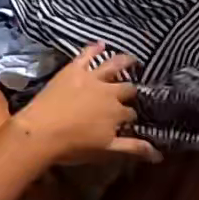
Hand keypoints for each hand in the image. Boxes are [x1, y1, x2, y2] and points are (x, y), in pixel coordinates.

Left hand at [10, 43, 160, 164]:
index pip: (131, 114)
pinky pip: (87, 55)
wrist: (39, 133)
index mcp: (118, 112)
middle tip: (132, 92)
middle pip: (127, 89)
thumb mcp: (107, 150)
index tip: (129, 121)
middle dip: (131, 91)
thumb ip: (133, 148)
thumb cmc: (73, 146)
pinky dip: (94, 49)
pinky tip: (100, 44)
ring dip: (125, 61)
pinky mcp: (74, 70)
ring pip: (114, 66)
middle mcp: (110, 92)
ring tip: (133, 59)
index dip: (131, 117)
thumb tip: (159, 155)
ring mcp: (92, 78)